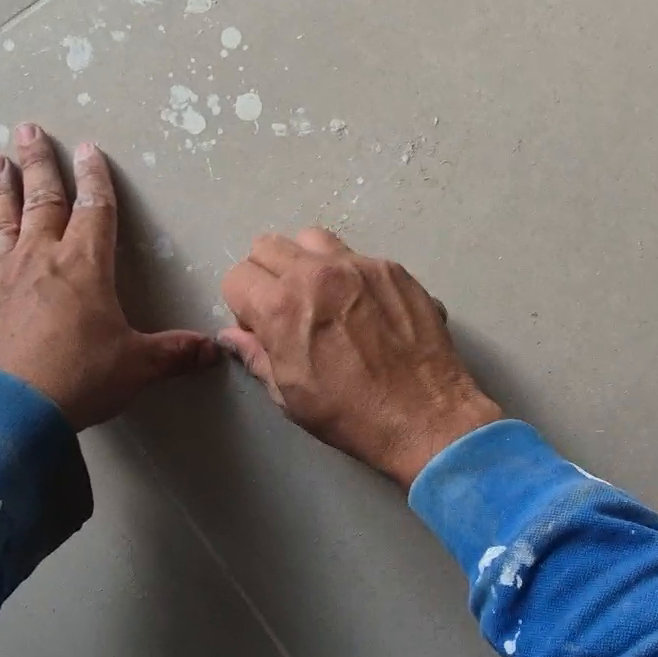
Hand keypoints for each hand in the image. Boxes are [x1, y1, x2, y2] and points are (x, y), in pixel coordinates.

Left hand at [0, 124, 220, 428]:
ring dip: (0, 191)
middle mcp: (39, 260)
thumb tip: (216, 350)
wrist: (10, 412)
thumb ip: (175, 352)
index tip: (88, 149)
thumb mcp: (138, 366)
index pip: (94, 210)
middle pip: (41, 201)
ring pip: (0, 223)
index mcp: (84, 266)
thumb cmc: (80, 379)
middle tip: (27, 129)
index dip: (95, 179)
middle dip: (39, 164)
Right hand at [219, 229, 502, 488]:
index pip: (237, 276)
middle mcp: (317, 273)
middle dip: (266, 275)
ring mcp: (359, 266)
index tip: (260, 327)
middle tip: (286, 309)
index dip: (243, 305)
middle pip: (268, 246)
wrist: (424, 417)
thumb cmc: (350, 415)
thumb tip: (233, 336)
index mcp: (282, 306)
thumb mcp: (289, 395)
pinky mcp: (393, 269)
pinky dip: (348, 275)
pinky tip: (364, 309)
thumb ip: (256, 355)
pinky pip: (356, 256)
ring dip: (306, 262)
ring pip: (312, 239)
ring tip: (323, 298)